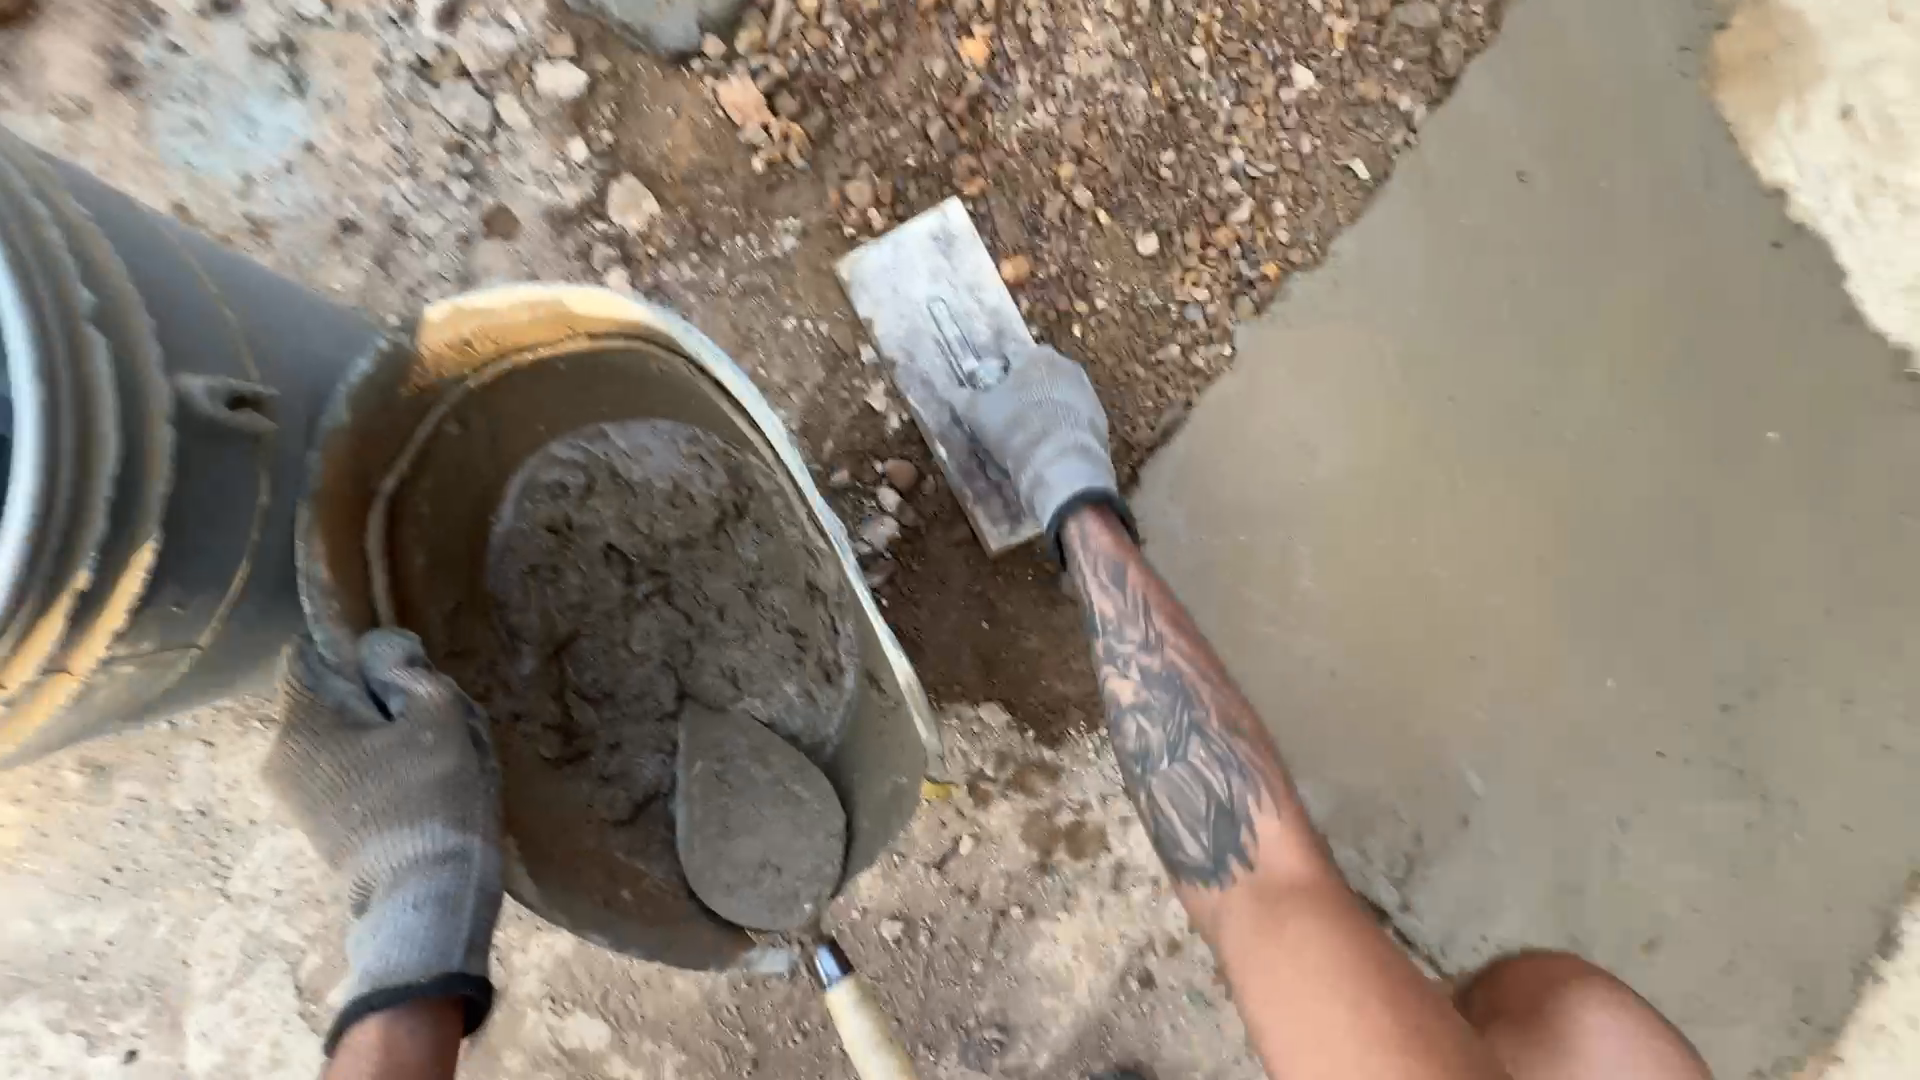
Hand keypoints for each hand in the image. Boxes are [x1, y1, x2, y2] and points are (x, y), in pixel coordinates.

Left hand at [264, 630, 501, 1054]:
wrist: (425, 885)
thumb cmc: (432, 792)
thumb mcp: (440, 717)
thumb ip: (413, 675)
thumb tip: (387, 650)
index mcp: (304, 725)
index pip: (312, 658)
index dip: (359, 649)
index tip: (407, 662)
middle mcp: (284, 757)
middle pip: (338, 699)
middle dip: (389, 697)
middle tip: (441, 712)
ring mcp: (299, 795)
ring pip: (351, 735)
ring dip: (396, 732)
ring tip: (445, 750)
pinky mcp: (323, 822)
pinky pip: (354, 769)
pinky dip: (390, 763)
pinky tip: (430, 780)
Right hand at [957, 343, 1132, 558]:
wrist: (1062, 464)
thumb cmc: (1014, 429)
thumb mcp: (977, 414)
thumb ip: (960, 398)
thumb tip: (948, 389)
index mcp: (1033, 356)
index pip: (1008, 350)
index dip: (994, 366)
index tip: (986, 380)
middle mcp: (1064, 365)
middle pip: (1034, 371)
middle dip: (1020, 385)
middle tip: (1004, 409)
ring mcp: (1085, 390)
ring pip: (1055, 392)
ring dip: (1041, 405)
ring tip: (1025, 431)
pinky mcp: (1098, 417)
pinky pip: (1070, 416)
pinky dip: (1058, 424)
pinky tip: (1046, 444)